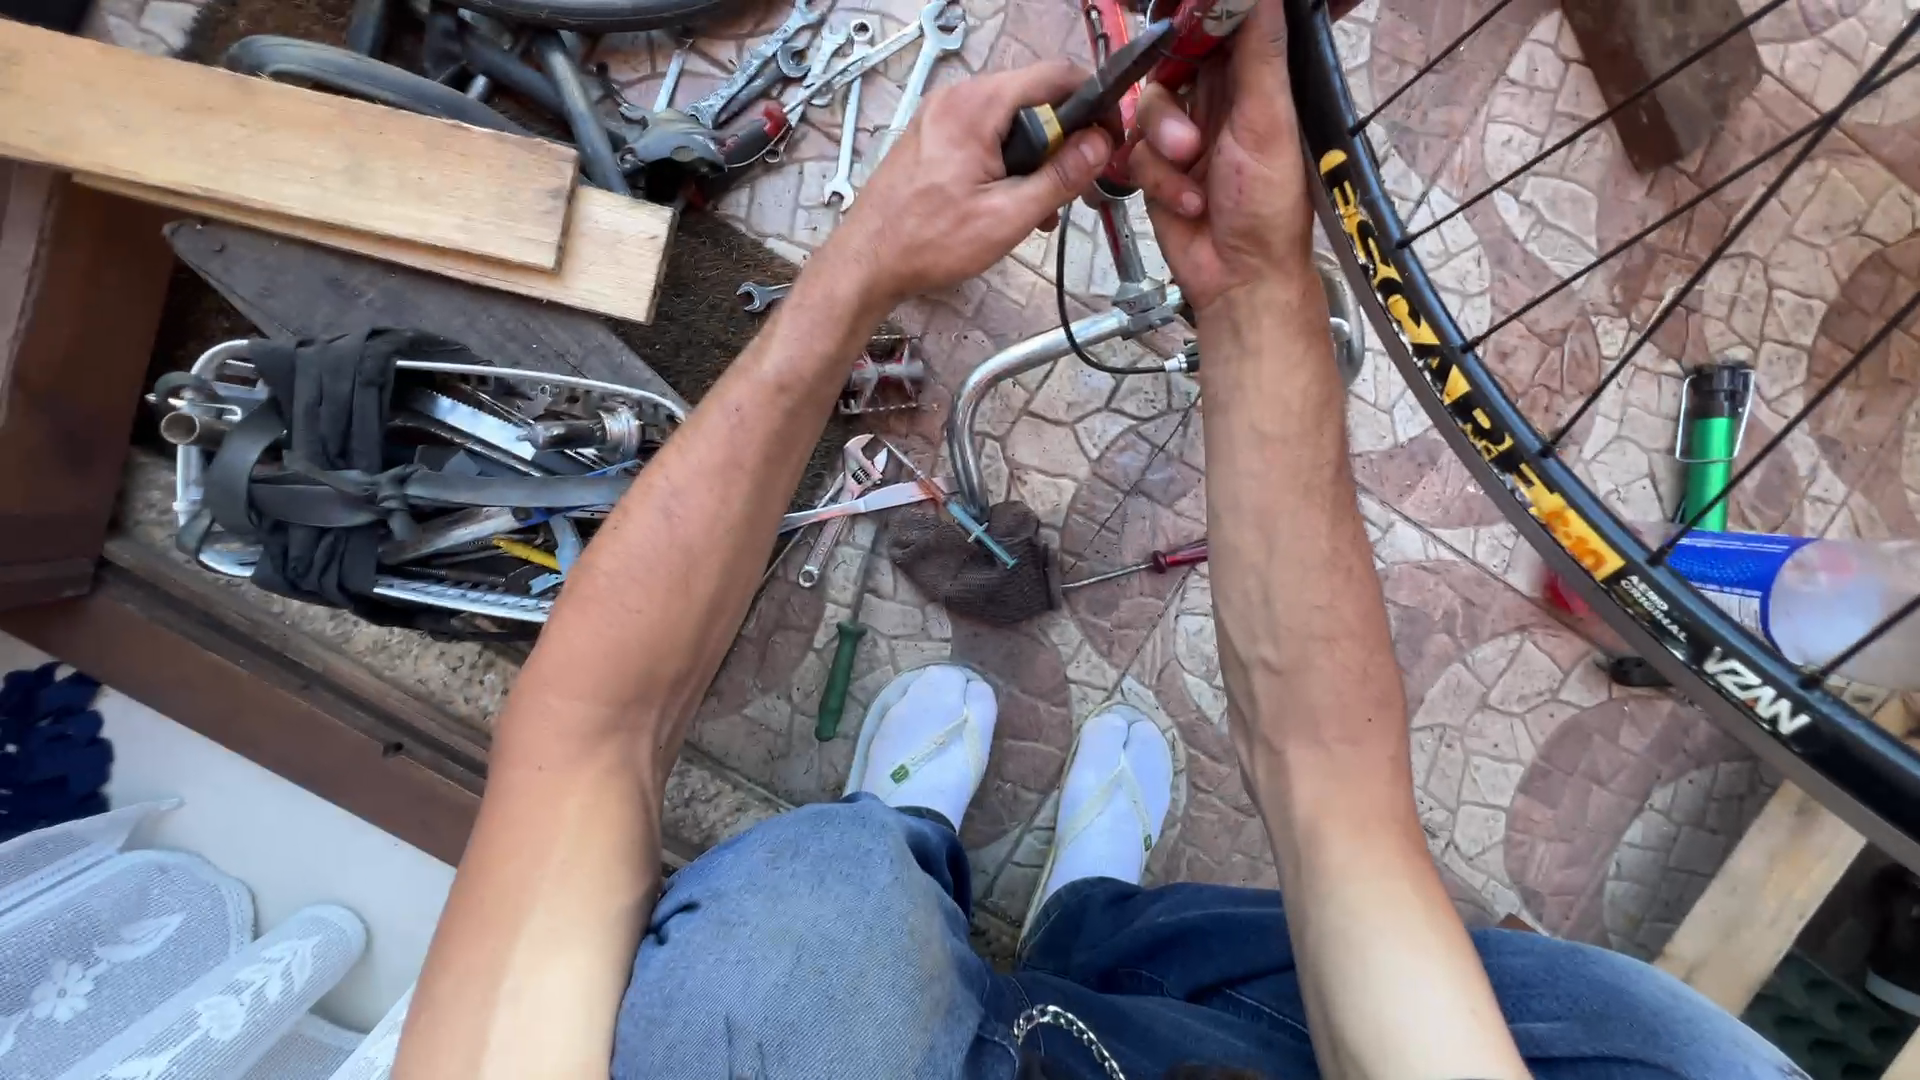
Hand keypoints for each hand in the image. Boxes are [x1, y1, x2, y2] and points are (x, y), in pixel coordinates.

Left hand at [817, 60, 1113, 305]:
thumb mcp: (1008, 216)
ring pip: (1008, 125)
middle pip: (1033, 101)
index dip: (1092, 107)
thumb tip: (1099, 145)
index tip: (1105, 142)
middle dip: (1059, 144)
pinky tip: (1006, 207)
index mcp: (977, 106)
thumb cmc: (925, 242)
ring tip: (1036, 211)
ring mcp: (940, 119)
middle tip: (1068, 190)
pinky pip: (982, 141)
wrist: (867, 264)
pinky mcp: (931, 141)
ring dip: (1032, 163)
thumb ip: (1059, 177)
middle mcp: (955, 100)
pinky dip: (1003, 167)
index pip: (1056, 76)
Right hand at [1129, 0, 1316, 315]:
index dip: (1194, 24)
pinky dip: (1160, 181)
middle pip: (1171, 66)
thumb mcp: (1268, 121)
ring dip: (1165, 144)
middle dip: (1173, 100)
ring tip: (1190, 170)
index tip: (1175, 25)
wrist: (1237, 276)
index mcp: (1252, 82)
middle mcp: (1215, 103)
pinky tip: (1187, 203)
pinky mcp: (1156, 173)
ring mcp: (1182, 138)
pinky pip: (1138, 156)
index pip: (1217, 30)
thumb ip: (1258, 54)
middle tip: (1189, 129)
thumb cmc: (1266, 204)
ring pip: (1149, 110)